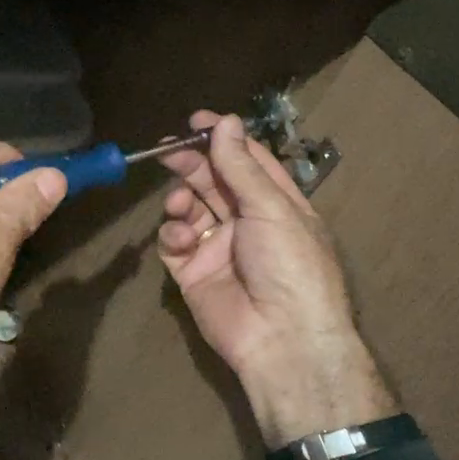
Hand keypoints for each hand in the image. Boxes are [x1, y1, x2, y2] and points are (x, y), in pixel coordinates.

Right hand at [158, 111, 397, 447]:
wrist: (281, 339)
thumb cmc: (290, 266)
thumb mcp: (272, 209)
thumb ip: (241, 166)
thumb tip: (227, 120)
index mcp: (276, 205)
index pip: (247, 161)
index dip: (224, 139)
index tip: (196, 120)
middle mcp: (247, 222)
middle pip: (213, 181)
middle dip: (192, 164)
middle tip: (167, 150)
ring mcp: (218, 247)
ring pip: (190, 208)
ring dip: (181, 198)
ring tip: (179, 202)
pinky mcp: (192, 272)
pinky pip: (174, 242)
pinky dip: (173, 234)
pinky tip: (181, 237)